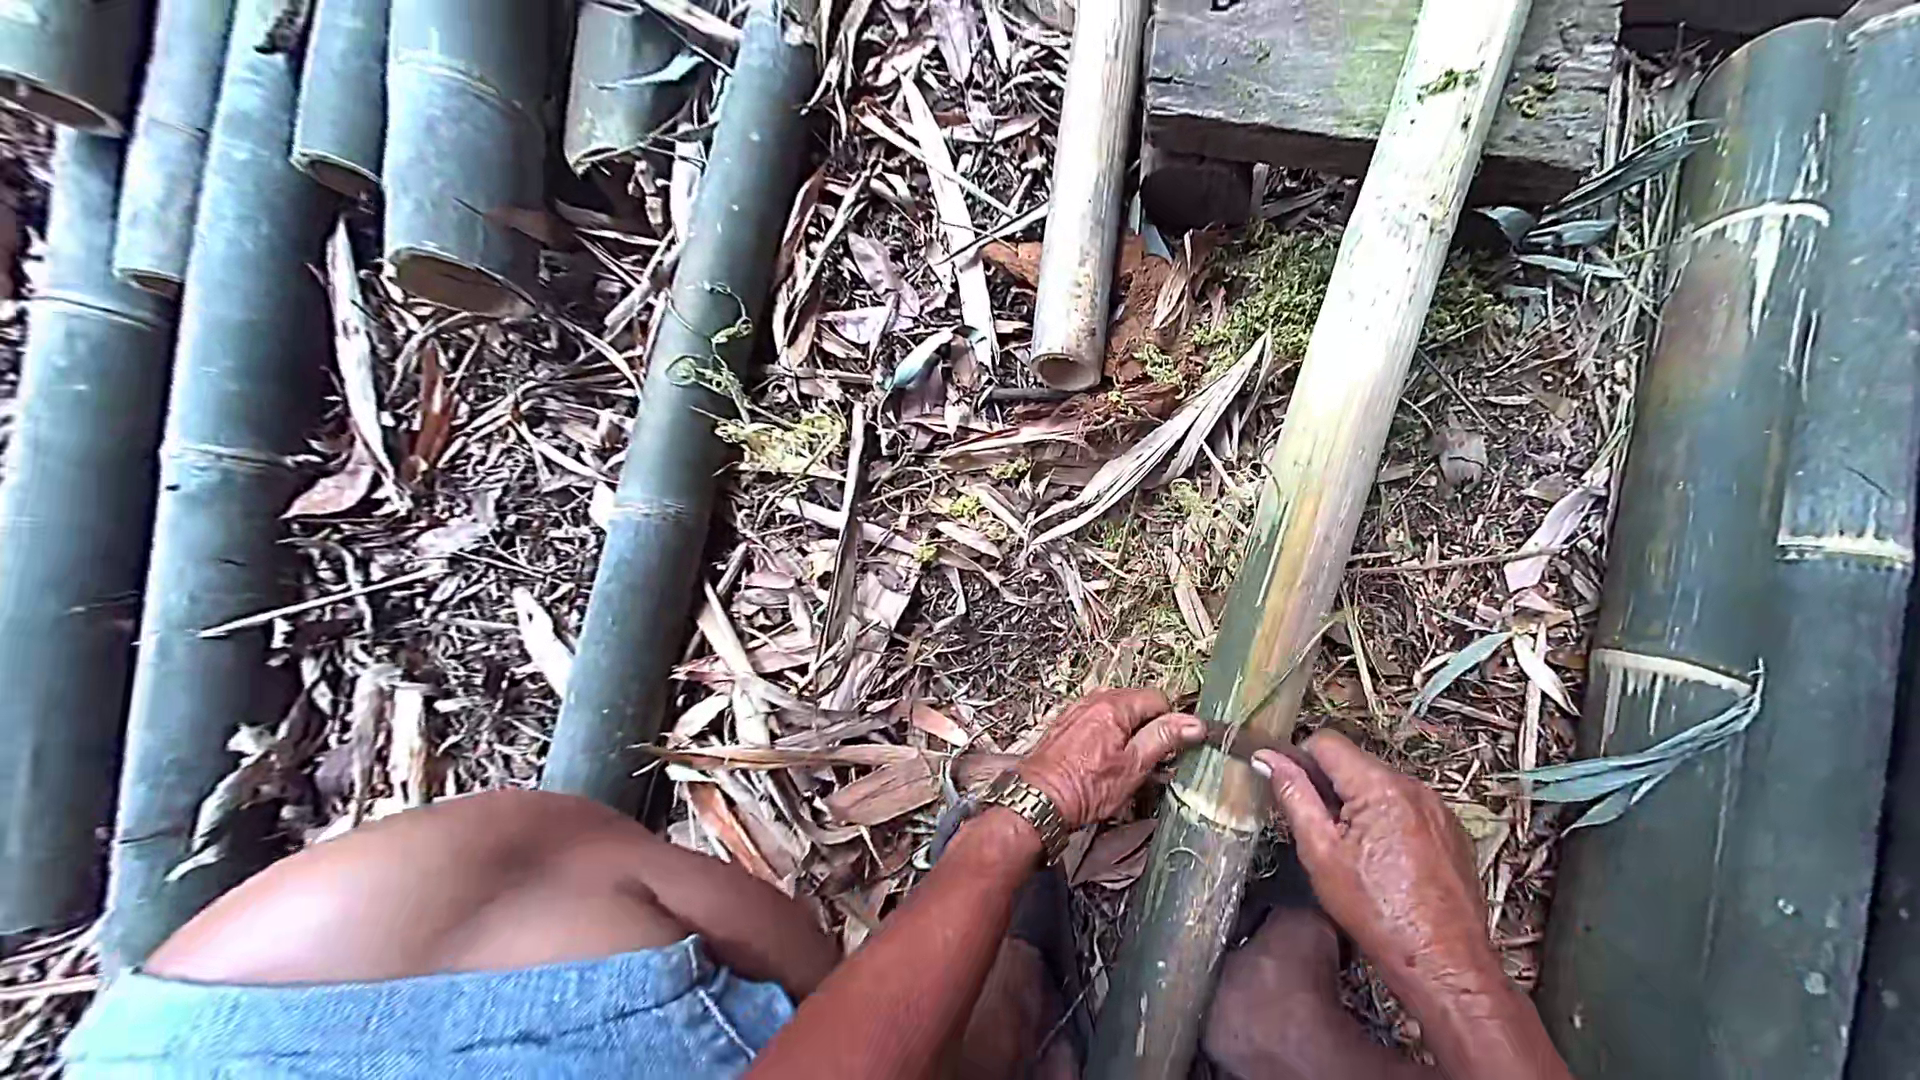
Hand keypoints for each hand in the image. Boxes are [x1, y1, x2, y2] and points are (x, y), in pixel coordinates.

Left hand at [1017, 688, 1205, 829]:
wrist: (1040, 799)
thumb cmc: (1084, 788)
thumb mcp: (1134, 766)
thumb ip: (1163, 738)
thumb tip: (1193, 723)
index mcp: (1113, 705)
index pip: (1158, 698)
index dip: (1170, 723)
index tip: (1171, 746)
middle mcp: (1094, 700)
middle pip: (1137, 703)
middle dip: (1149, 728)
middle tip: (1148, 759)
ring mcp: (1078, 710)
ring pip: (1117, 713)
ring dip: (1128, 733)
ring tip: (1125, 764)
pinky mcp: (1067, 723)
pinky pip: (1097, 721)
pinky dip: (1107, 736)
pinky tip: (1103, 761)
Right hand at [1253, 732, 1498, 1002]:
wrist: (1446, 966)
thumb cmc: (1377, 912)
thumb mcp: (1319, 851)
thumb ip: (1293, 794)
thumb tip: (1267, 757)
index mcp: (1381, 787)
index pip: (1325, 741)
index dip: (1299, 760)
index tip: (1292, 792)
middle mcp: (1414, 787)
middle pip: (1352, 761)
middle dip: (1328, 785)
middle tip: (1319, 829)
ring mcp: (1438, 807)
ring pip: (1376, 782)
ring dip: (1355, 801)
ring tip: (1350, 847)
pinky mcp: (1451, 829)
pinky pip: (1404, 803)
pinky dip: (1384, 816)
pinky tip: (1380, 856)